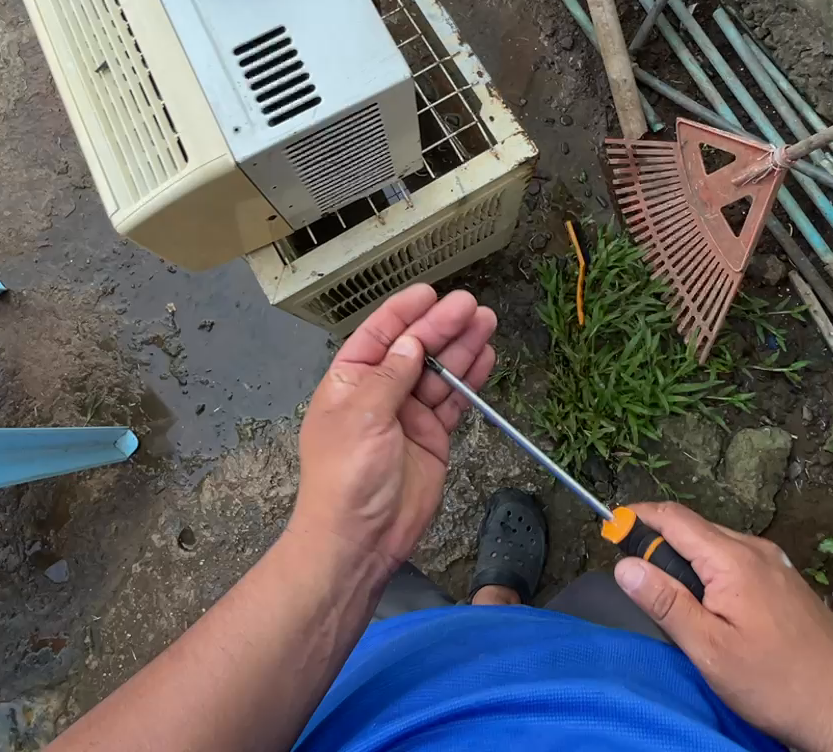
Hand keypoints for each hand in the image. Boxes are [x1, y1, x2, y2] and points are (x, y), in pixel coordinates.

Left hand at [288, 285, 496, 571]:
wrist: (359, 539)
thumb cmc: (346, 475)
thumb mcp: (362, 416)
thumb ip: (391, 376)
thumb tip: (411, 343)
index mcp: (349, 380)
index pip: (378, 335)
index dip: (403, 312)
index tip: (430, 292)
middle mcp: (379, 392)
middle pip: (414, 350)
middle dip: (441, 326)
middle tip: (471, 305)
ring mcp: (407, 414)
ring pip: (439, 372)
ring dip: (461, 347)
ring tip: (486, 321)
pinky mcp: (432, 436)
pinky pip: (453, 401)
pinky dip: (470, 380)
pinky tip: (485, 356)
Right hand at [614, 503, 832, 751]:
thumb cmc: (777, 685)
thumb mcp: (711, 650)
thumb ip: (666, 603)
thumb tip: (624, 563)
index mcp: (733, 558)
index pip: (673, 517)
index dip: (636, 517)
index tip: (608, 530)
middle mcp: (756, 549)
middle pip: (693, 527)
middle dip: (659, 541)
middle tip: (638, 577)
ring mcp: (777, 564)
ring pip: (716, 543)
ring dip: (687, 558)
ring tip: (673, 598)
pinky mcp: (789, 583)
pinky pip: (738, 559)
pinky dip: (712, 569)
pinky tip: (713, 606)